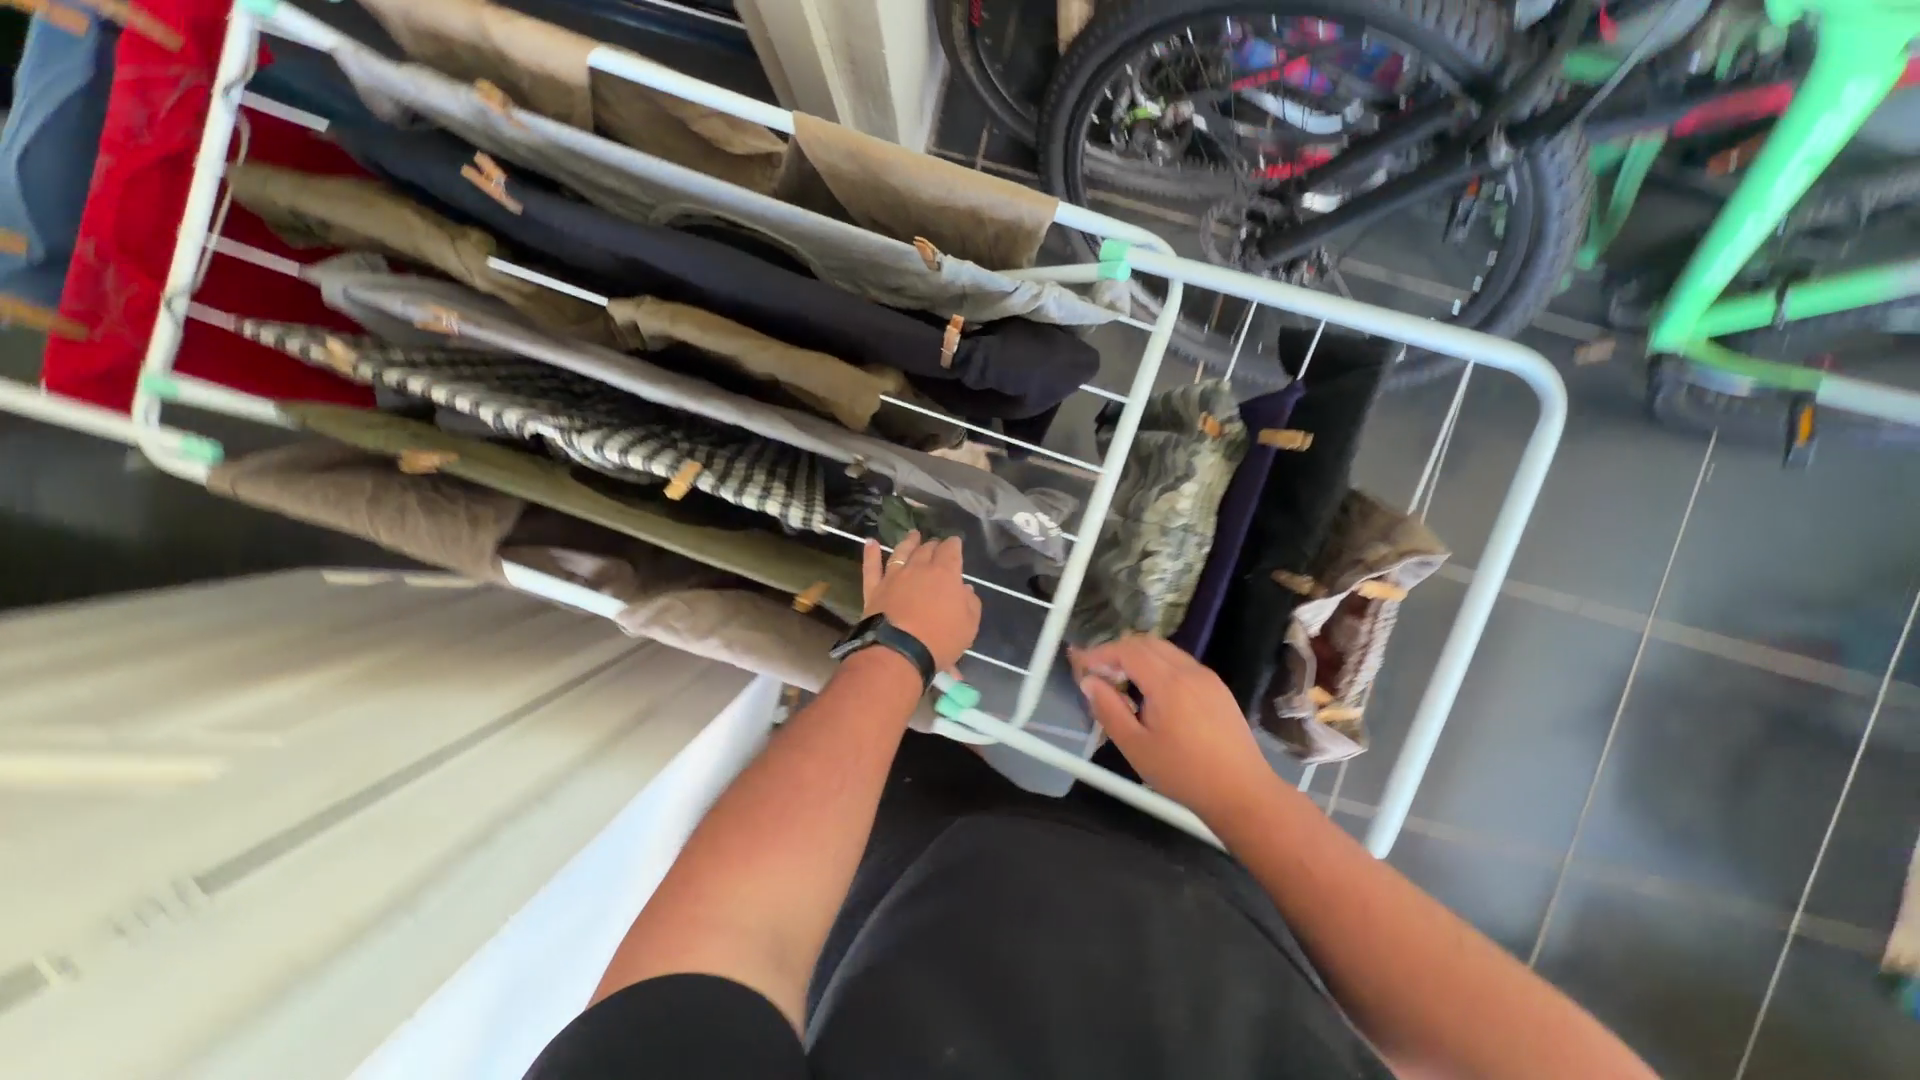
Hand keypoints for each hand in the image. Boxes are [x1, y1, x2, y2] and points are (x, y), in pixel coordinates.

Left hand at [862, 531, 979, 672]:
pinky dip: (870, 553)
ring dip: (908, 542)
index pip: (951, 551)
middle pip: (926, 550)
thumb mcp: (969, 626)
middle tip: (935, 543)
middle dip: (933, 544)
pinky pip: (871, 567)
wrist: (898, 652)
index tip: (955, 542)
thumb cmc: (939, 640)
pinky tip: (870, 542)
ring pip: (901, 553)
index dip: (954, 545)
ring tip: (912, 534)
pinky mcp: (874, 589)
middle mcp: (919, 569)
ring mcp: (894, 577)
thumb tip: (965, 589)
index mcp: (945, 574)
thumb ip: (970, 604)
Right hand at [1073, 635, 1273, 823]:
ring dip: (1139, 658)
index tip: (1080, 665)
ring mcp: (1208, 678)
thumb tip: (1089, 682)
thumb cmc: (1183, 773)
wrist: (1241, 792)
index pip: (1127, 650)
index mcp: (1168, 683)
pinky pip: (1182, 664)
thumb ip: (1109, 710)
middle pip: (1147, 643)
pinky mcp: (1218, 689)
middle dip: (1118, 651)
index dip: (1100, 653)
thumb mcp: (1136, 747)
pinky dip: (1159, 667)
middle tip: (1098, 673)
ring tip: (1121, 684)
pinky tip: (1152, 696)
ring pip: (1166, 652)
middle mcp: (1190, 671)